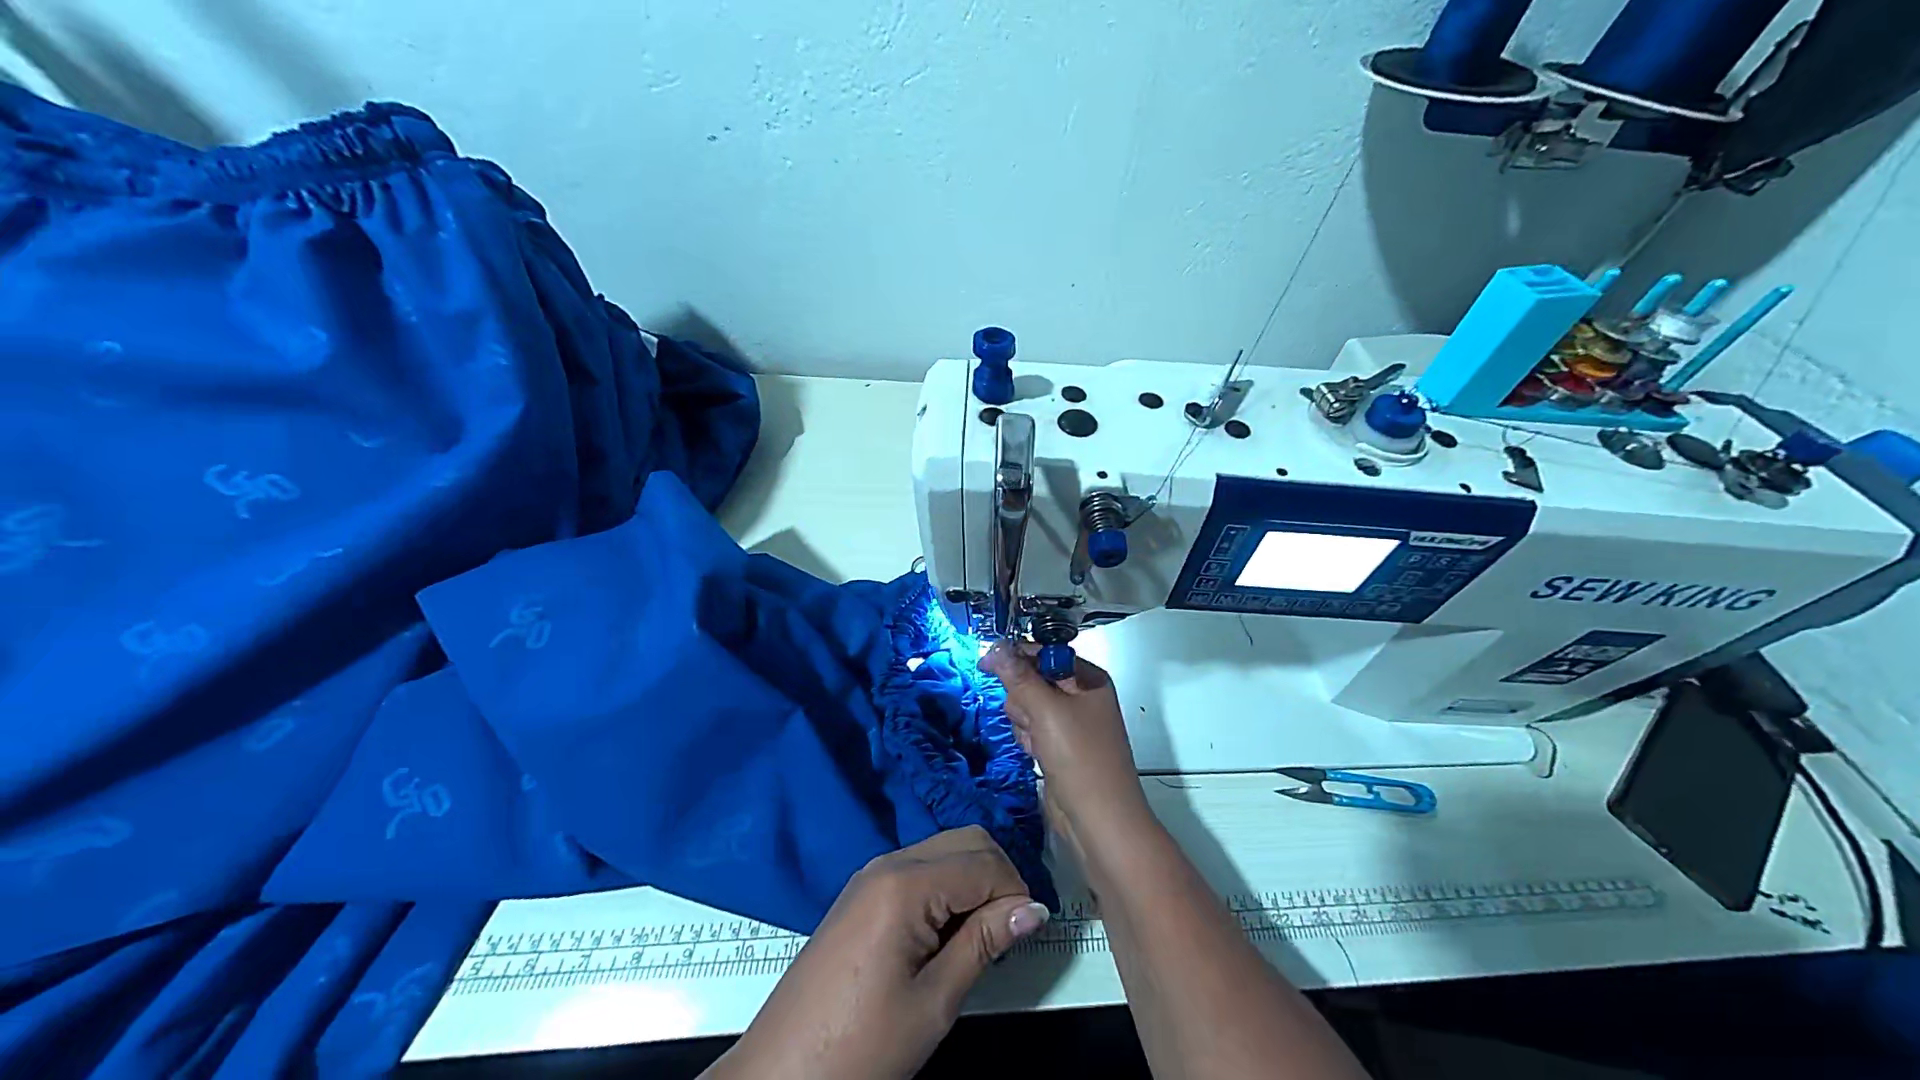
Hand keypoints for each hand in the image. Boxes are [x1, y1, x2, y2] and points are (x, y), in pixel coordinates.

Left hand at [705, 826, 1050, 1079]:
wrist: (781, 1070)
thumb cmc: (861, 1044)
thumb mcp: (934, 1001)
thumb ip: (984, 943)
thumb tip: (1034, 909)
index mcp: (905, 883)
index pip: (984, 862)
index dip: (1016, 893)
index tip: (1027, 935)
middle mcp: (888, 862)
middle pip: (966, 840)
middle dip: (998, 876)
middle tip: (1006, 934)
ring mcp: (872, 874)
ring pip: (945, 850)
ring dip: (973, 881)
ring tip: (979, 939)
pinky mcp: (863, 892)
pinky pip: (920, 869)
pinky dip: (947, 888)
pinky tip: (947, 934)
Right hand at [982, 643, 1149, 836]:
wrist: (1099, 819)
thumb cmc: (1081, 759)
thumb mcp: (1048, 711)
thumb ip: (1019, 677)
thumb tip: (996, 648)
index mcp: (1088, 678)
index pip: (1045, 652)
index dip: (1017, 656)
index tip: (987, 663)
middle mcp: (1080, 695)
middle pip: (1031, 678)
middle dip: (1023, 699)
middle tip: (1031, 719)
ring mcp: (1069, 722)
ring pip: (1027, 705)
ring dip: (1024, 723)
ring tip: (1038, 742)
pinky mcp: (1058, 745)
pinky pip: (1030, 728)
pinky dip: (1028, 739)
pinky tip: (1037, 755)